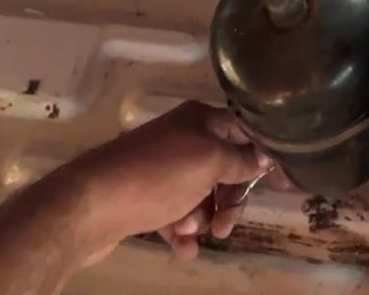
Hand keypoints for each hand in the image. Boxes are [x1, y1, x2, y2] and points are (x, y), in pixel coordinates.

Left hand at [75, 101, 271, 261]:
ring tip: (188, 233)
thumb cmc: (158, 175)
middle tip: (224, 227)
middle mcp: (184, 138)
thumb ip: (241, 159)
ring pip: (201, 194)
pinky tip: (180, 249)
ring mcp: (163, 168)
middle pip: (224, 168)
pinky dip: (182, 231)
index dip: (261, 156)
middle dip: (229, 199)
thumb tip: (265, 156)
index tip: (277, 186)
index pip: (243, 132)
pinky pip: (177, 212)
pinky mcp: (146, 196)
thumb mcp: (210, 161)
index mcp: (201, 120)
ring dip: (203, 218)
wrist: (90, 205)